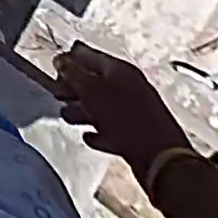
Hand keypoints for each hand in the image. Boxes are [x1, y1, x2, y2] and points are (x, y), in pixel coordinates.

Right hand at [53, 41, 192, 181]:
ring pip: (101, 105)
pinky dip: (99, 130)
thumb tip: (60, 62)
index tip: (54, 66)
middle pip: (93, 80)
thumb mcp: (92, 91)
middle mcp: (129, 86)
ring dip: (82, 109)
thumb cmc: (128, 120)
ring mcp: (135, 111)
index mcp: (119, 70)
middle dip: (74, 86)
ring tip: (67, 115)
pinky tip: (89, 137)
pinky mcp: (139, 135)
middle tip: (58, 91)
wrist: (163, 163)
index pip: (87, 54)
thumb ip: (72, 74)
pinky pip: (113, 128)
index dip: (68, 59)